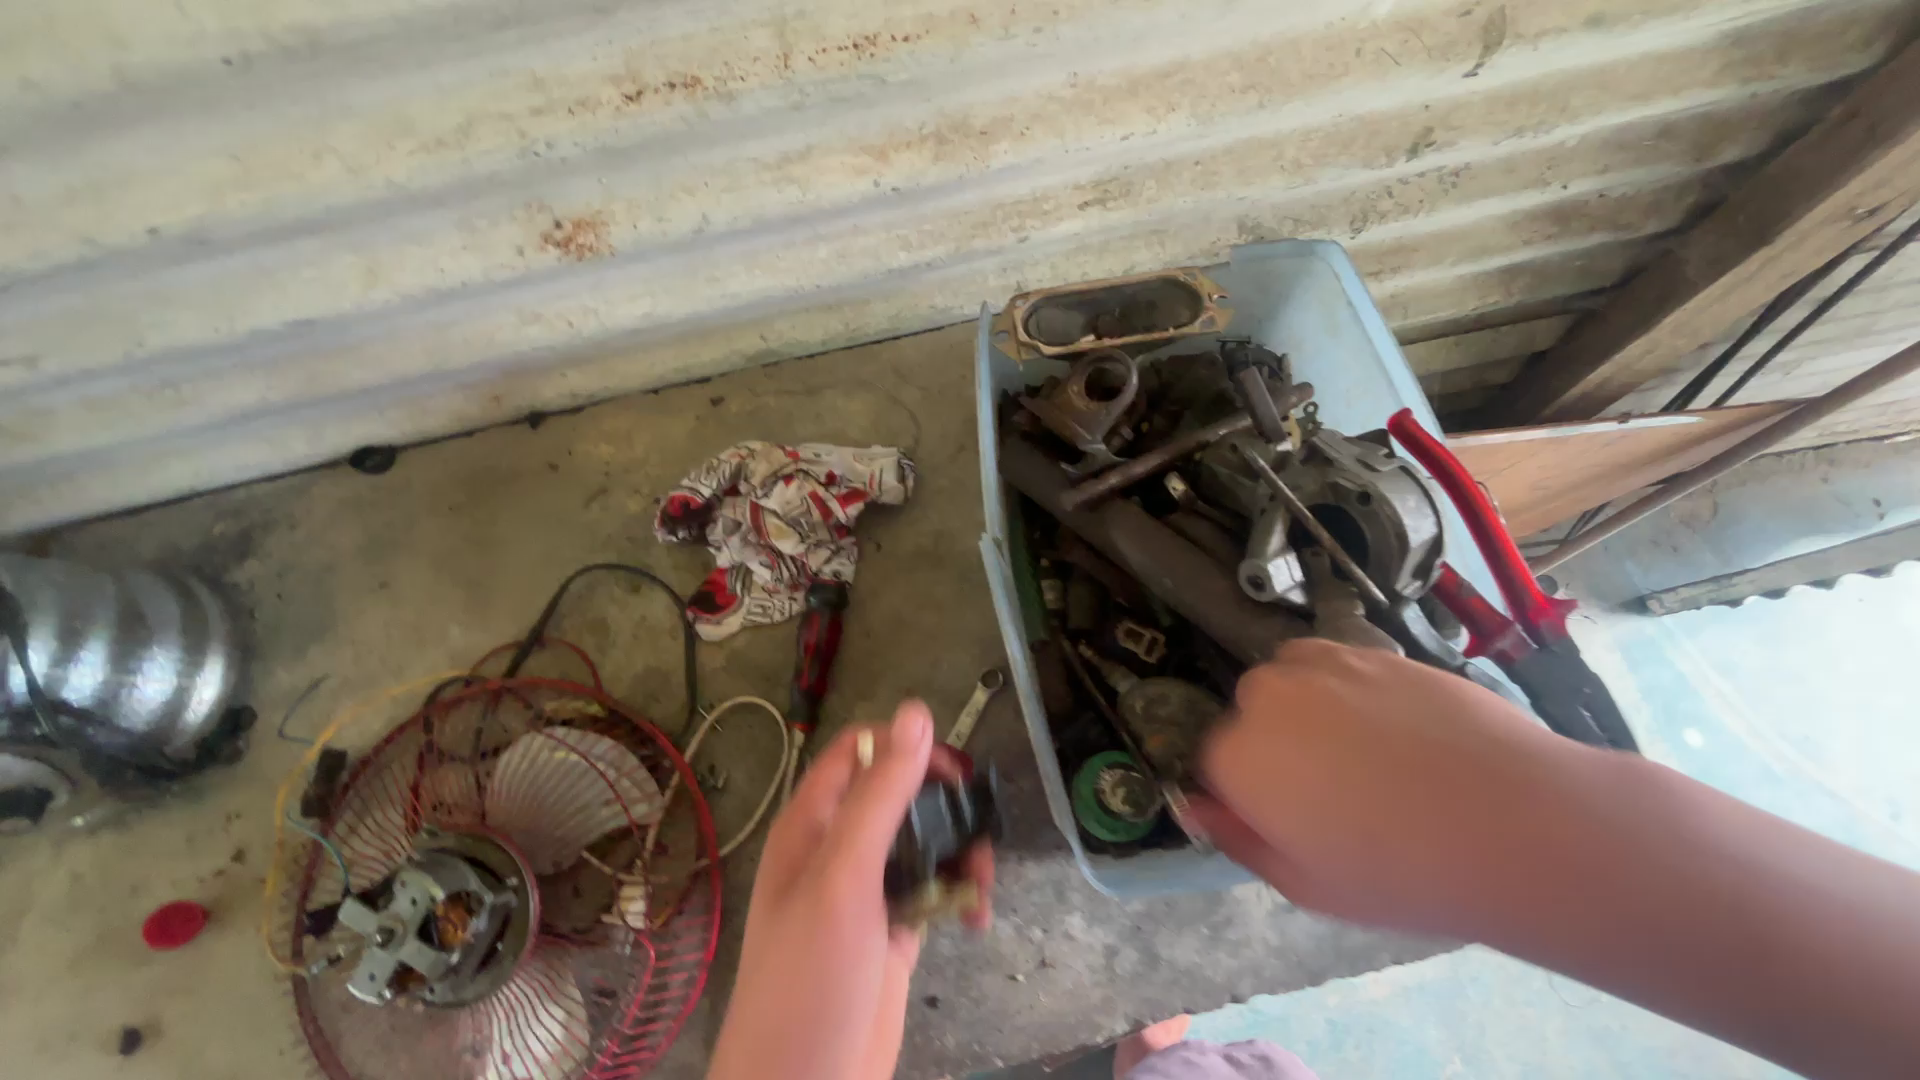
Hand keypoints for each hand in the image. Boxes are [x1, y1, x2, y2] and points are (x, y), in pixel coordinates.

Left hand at [707, 702, 993, 1079]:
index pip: (860, 752)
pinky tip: (977, 919)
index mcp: (814, 823)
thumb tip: (916, 711)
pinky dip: (960, 896)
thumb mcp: (845, 877)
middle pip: (901, 796)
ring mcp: (867, 893)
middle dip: (944, 806)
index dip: (906, 748)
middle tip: (980, 829)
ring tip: (984, 887)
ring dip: (961, 854)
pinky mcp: (894, 931)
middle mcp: (839, 849)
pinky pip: (934, 891)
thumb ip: (881, 794)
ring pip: (924, 843)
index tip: (953, 772)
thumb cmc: (811, 977)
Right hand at [1181, 639, 1597, 937]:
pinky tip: (1398, 729)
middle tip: (1330, 789)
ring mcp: (1318, 664)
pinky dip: (1346, 690)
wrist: (1517, 821)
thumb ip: (1236, 838)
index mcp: (1236, 755)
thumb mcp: (1304, 884)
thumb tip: (1195, 805)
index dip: (1242, 791)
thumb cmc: (1401, 872)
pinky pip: (1334, 665)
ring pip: (1288, 682)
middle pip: (1247, 715)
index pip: (1210, 762)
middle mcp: (1263, 696)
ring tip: (1364, 753)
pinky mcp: (1370, 650)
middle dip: (1272, 745)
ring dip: (1305, 710)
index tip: (1282, 816)